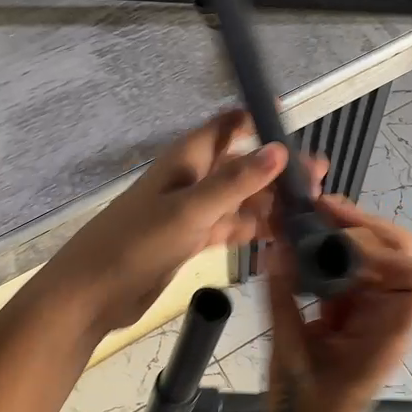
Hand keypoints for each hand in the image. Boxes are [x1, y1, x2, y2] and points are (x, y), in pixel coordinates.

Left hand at [32, 110, 302, 339]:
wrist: (92, 294)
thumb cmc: (136, 243)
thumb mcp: (190, 210)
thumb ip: (236, 182)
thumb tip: (280, 150)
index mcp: (187, 160)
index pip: (227, 126)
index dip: (256, 118)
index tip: (292, 117)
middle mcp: (193, 179)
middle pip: (242, 165)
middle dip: (277, 169)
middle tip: (319, 179)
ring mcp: (193, 211)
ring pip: (240, 199)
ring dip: (271, 203)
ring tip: (311, 210)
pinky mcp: (192, 240)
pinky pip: (231, 228)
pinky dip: (254, 231)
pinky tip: (282, 238)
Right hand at [267, 196, 411, 411]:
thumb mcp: (291, 357)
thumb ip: (283, 302)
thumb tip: (275, 250)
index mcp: (390, 329)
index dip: (385, 252)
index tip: (340, 246)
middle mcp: (392, 312)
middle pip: (403, 252)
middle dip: (365, 226)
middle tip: (320, 210)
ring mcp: (376, 307)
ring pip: (380, 252)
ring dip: (349, 230)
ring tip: (310, 214)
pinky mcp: (357, 306)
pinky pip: (355, 265)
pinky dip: (333, 245)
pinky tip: (304, 236)